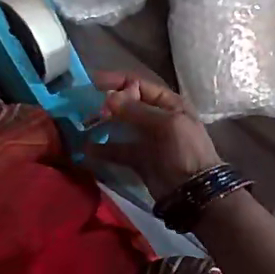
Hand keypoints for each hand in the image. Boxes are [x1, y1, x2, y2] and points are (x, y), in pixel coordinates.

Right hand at [92, 72, 223, 201]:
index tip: (92, 83)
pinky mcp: (138, 159)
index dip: (117, 82)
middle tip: (85, 107)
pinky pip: (117, 150)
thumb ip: (136, 110)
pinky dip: (103, 149)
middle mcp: (157, 118)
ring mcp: (147, 139)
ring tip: (82, 125)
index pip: (139, 85)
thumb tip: (107, 97)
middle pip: (127, 105)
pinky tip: (87, 149)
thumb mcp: (166, 124)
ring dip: (102, 125)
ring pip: (120, 127)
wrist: (192, 191)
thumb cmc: (185, 151)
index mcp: (169, 104)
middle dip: (106, 104)